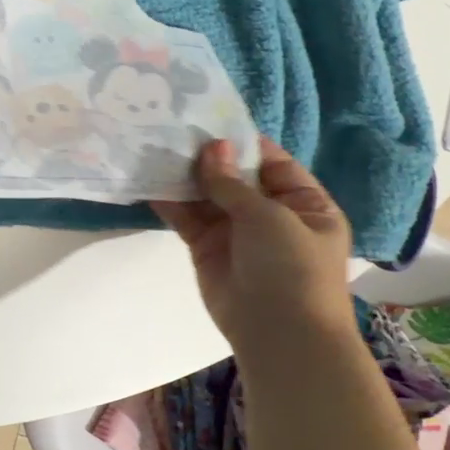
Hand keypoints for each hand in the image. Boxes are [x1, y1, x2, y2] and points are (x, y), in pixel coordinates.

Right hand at [149, 137, 353, 350]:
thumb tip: (212, 146)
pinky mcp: (206, 246)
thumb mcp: (268, 217)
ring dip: (182, 176)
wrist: (278, 329)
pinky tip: (145, 181)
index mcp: (304, 204)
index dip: (242, 143)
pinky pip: (185, 216)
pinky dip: (167, 201)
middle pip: (233, 176)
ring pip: (205, 195)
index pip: (272, 163)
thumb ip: (232, 182)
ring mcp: (236, 231)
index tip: (206, 120)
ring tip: (151, 149)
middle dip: (205, 157)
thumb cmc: (292, 267)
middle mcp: (270, 214)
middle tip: (169, 130)